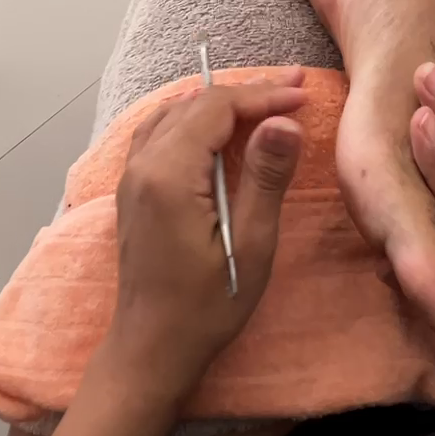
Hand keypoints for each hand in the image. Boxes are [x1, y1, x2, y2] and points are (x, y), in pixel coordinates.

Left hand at [106, 72, 309, 390]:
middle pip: (197, 104)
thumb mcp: (251, 246)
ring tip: (263, 97)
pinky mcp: (131, 185)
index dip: (263, 97)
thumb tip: (284, 121)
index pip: (218, 109)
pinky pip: (161, 128)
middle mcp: (142, 162)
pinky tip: (214, 122)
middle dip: (248, 92)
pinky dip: (193, 114)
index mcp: (169, 173)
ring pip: (176, 111)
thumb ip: (265, 177)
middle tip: (295, 85)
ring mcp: (130, 172)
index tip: (304, 95)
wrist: (150, 350)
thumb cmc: (207, 306)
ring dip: (220, 100)